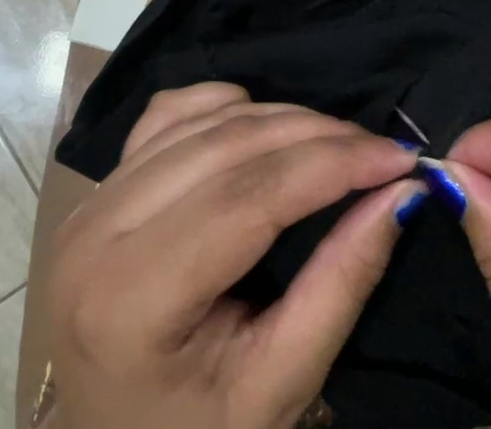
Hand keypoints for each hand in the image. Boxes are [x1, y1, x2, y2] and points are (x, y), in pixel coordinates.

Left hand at [49, 83, 420, 428]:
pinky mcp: (97, 192)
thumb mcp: (281, 383)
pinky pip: (168, 116)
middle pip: (227, 146)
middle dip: (319, 135)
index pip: (249, 196)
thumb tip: (401, 193)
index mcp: (130, 296)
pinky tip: (266, 128)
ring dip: (282, 118)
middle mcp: (96, 231)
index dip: (333, 164)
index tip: (401, 159)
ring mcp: (89, 204)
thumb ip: (340, 283)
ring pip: (201, 121)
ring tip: (343, 144)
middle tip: (383, 151)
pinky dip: (226, 108)